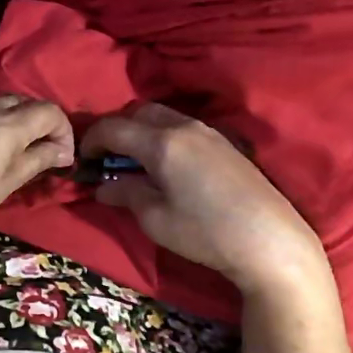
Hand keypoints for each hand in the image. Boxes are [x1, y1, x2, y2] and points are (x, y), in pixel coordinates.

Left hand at [0, 95, 74, 246]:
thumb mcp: (7, 183)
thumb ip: (38, 159)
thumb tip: (62, 151)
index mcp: (8, 123)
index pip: (50, 112)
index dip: (63, 132)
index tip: (63, 158)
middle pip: (28, 103)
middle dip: (43, 124)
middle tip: (45, 153)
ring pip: (5, 103)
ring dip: (20, 121)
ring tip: (20, 151)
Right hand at [82, 103, 329, 298]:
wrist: (269, 241)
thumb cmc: (205, 233)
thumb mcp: (155, 219)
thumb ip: (126, 194)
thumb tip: (105, 187)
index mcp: (161, 143)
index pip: (113, 128)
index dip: (91, 140)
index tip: (83, 160)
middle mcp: (184, 127)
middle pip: (139, 112)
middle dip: (117, 130)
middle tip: (109, 159)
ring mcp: (208, 132)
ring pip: (163, 116)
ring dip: (142, 131)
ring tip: (136, 162)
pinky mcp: (225, 144)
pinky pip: (183, 127)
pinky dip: (164, 136)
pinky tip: (166, 166)